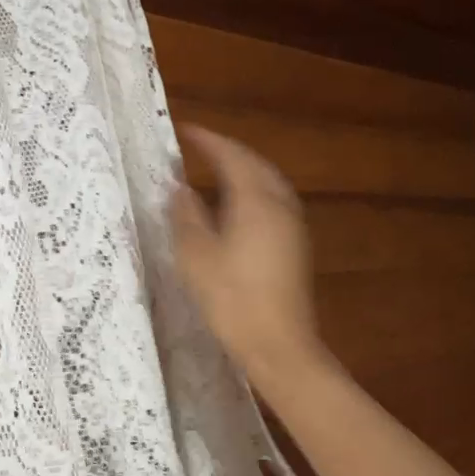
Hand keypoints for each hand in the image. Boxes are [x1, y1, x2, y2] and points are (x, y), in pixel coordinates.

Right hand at [171, 124, 331, 382]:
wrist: (278, 345)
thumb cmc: (231, 298)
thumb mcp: (195, 255)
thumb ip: (186, 215)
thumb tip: (179, 188)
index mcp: (254, 201)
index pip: (231, 157)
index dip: (208, 140)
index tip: (185, 130)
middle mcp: (279, 206)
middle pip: (256, 165)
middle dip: (229, 151)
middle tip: (201, 146)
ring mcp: (292, 226)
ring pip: (269, 182)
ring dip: (244, 169)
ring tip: (216, 168)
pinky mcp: (295, 246)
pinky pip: (274, 201)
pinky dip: (253, 189)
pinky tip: (237, 204)